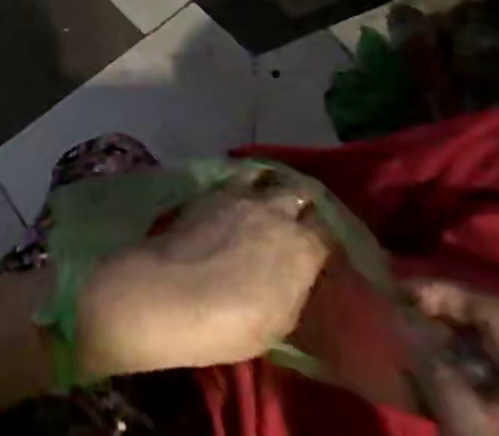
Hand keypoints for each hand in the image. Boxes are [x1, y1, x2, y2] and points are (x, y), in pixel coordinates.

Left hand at [74, 171, 330, 376]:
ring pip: (262, 175)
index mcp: (302, 246)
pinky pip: (231, 178)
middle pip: (299, 190)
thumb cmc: (233, 323)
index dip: (328, 232)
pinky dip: (239, 182)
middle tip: (301, 209)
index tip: (325, 239)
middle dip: (304, 197)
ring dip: (269, 181)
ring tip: (268, 191)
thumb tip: (295, 272)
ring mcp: (236, 196)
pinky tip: (235, 194)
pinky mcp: (204, 192)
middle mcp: (273, 211)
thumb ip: (294, 286)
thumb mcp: (281, 319)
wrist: (169, 293)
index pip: (328, 228)